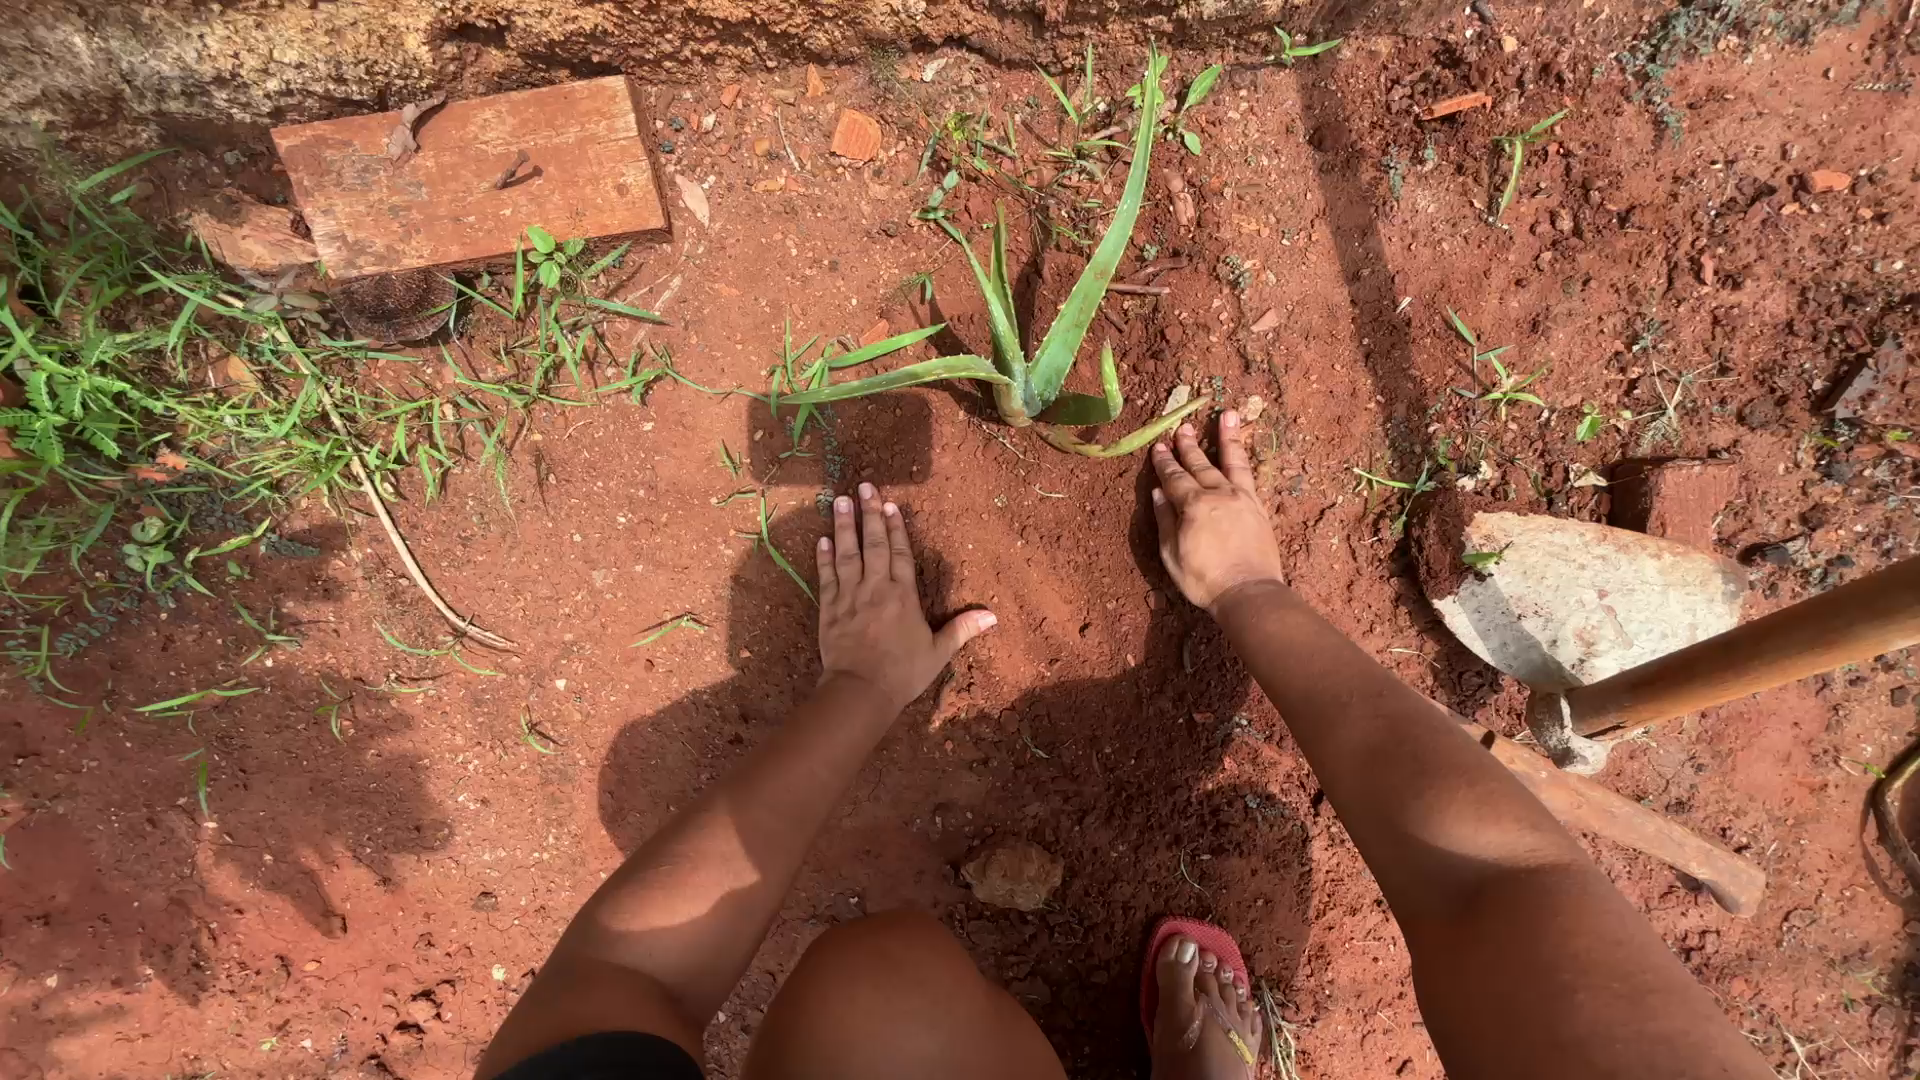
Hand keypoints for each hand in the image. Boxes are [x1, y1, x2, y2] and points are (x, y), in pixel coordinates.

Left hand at [816, 482, 996, 713]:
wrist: (860, 691)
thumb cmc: (903, 673)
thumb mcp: (938, 652)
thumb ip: (962, 629)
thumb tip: (993, 616)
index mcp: (903, 595)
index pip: (900, 553)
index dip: (896, 527)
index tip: (892, 504)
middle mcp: (876, 588)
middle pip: (873, 544)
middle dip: (869, 514)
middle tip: (864, 487)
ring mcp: (850, 596)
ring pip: (847, 553)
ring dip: (843, 526)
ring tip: (839, 500)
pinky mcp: (829, 609)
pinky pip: (826, 577)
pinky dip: (823, 558)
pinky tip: (821, 539)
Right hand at [1149, 411, 1286, 612]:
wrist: (1248, 591)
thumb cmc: (1203, 578)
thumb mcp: (1171, 554)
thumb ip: (1165, 520)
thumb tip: (1158, 493)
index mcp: (1193, 505)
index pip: (1174, 477)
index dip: (1164, 462)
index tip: (1158, 446)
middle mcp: (1218, 494)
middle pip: (1200, 464)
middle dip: (1189, 445)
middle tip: (1182, 428)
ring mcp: (1242, 498)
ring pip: (1232, 461)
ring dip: (1227, 437)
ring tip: (1227, 414)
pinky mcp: (1258, 507)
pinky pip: (1249, 475)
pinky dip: (1244, 460)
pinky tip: (1241, 452)